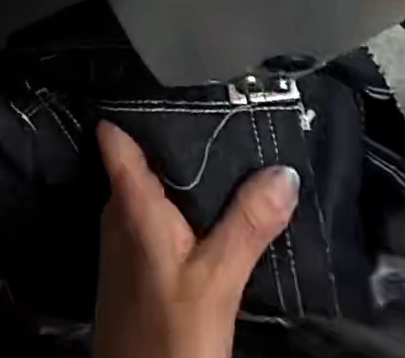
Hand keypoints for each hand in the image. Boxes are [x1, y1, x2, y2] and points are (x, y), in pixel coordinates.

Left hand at [93, 120, 299, 357]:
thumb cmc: (167, 338)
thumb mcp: (216, 280)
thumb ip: (248, 224)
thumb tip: (285, 170)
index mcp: (131, 205)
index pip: (118, 138)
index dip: (137, 101)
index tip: (166, 73)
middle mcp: (121, 212)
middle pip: (146, 156)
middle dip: (182, 133)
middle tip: (225, 105)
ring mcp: (126, 237)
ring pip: (156, 184)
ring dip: (187, 169)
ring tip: (231, 144)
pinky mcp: (138, 261)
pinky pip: (161, 211)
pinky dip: (187, 199)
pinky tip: (219, 201)